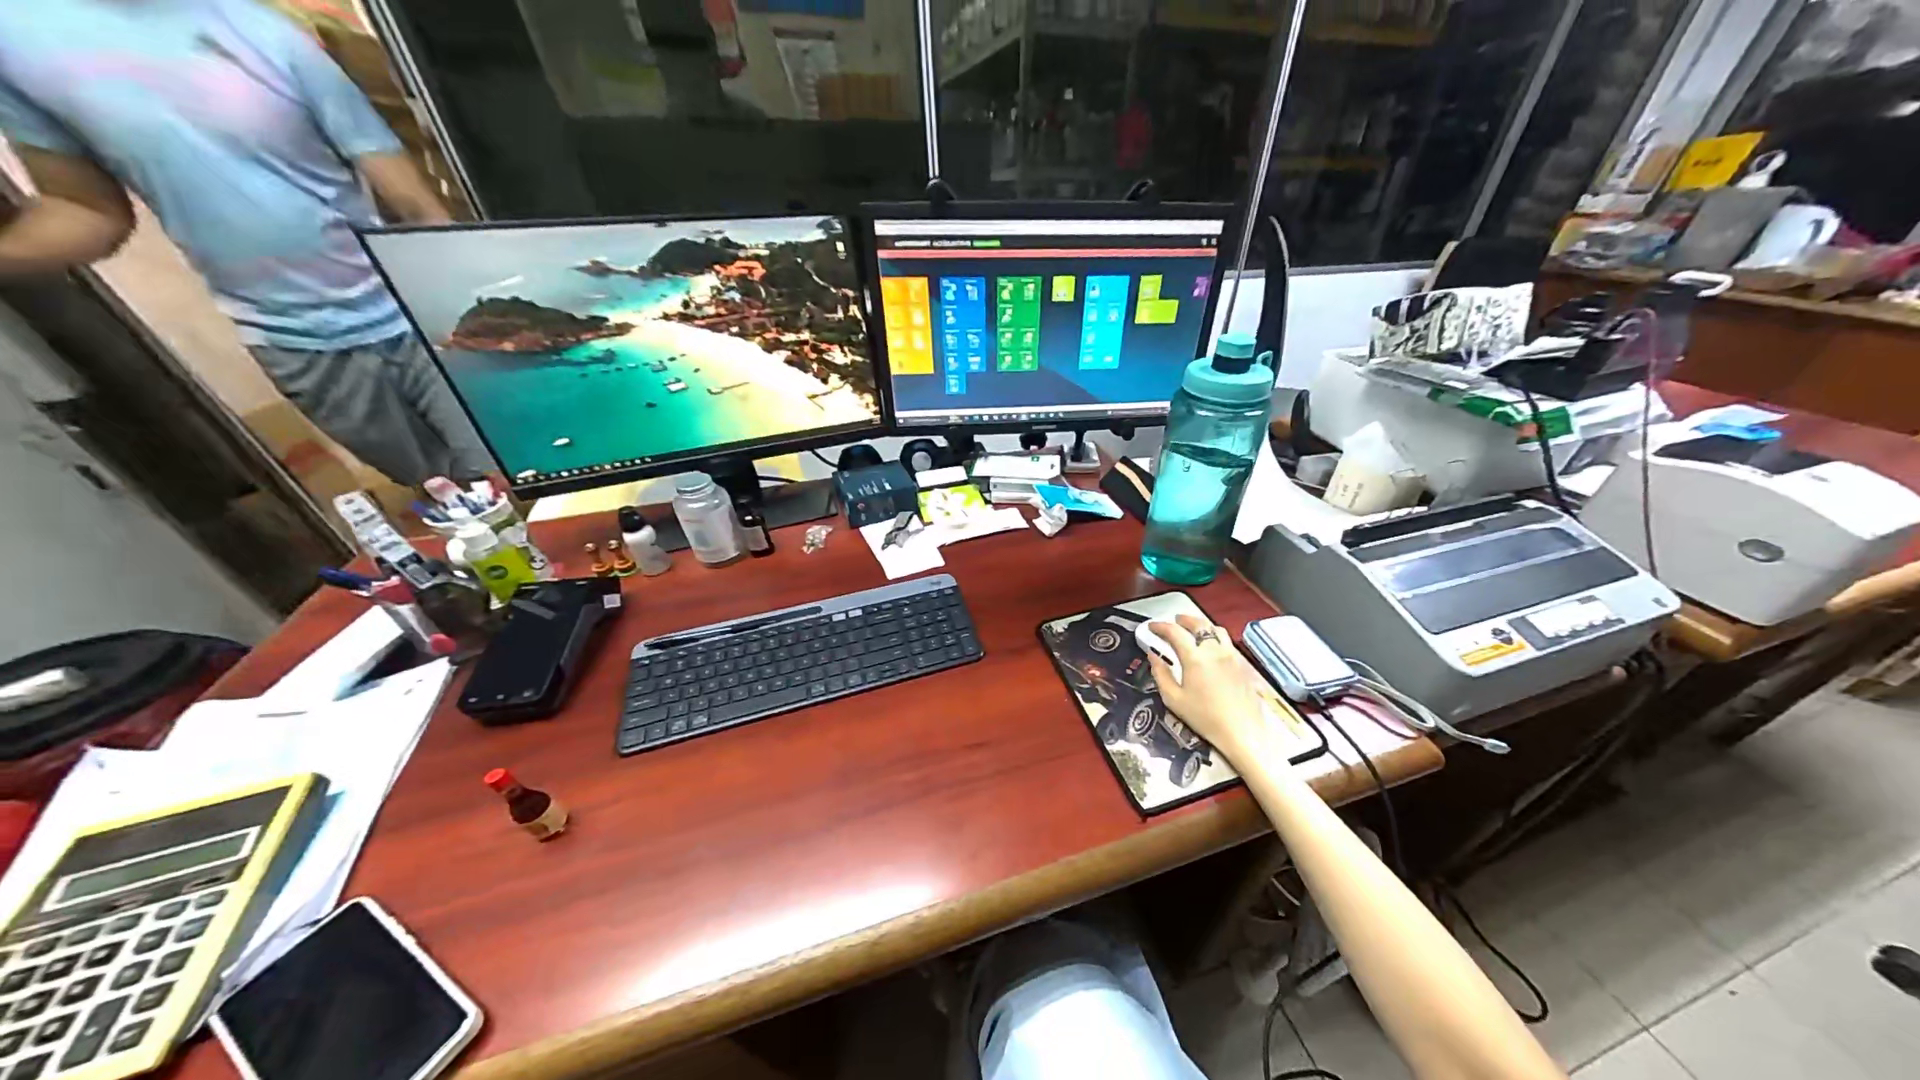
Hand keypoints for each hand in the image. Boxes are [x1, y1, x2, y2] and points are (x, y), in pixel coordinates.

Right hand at [1144, 615, 1276, 766]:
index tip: (1152, 627)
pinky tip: (1211, 646)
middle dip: (1183, 619)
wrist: (1243, 732)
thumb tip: (1154, 657)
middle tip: (1173, 621)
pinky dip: (1214, 636)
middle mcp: (1215, 651)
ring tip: (1193, 629)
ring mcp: (1231, 656)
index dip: (1161, 626)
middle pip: (1199, 624)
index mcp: (1195, 657)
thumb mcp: (1174, 699)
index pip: (1175, 632)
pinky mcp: (1242, 664)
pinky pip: (1227, 641)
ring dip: (1201, 625)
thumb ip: (1161, 674)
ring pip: (1216, 629)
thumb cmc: (1205, 718)